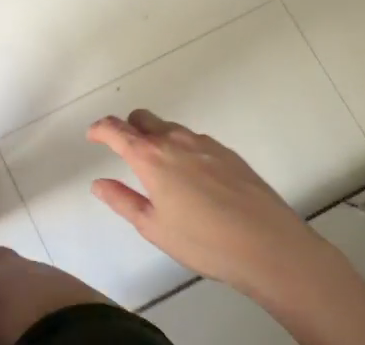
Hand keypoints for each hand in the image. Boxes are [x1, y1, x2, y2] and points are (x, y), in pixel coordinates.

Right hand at [86, 110, 331, 297]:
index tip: (93, 136)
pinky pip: (196, 141)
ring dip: (158, 138)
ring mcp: (205, 143)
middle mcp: (174, 140)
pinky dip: (184, 149)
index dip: (99, 129)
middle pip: (142, 118)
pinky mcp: (229, 153)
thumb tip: (99, 183)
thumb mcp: (155, 228)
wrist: (271, 247)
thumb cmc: (205, 242)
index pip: (115, 129)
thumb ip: (123, 201)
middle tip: (127, 152)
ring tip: (164, 171)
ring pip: (170, 128)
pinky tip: (197, 180)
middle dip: (129, 128)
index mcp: (150, 157)